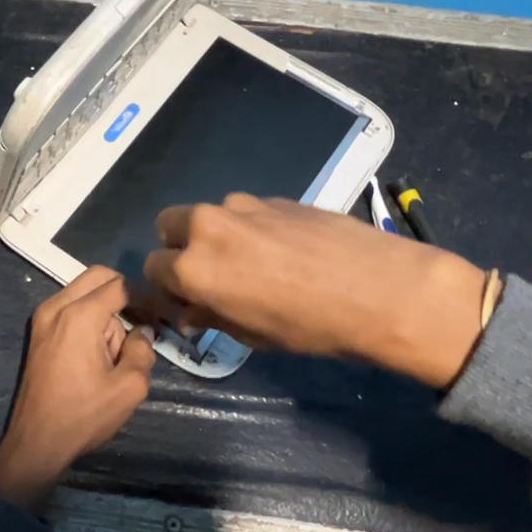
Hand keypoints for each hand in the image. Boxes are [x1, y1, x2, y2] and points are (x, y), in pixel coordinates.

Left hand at [0, 266, 156, 510]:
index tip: (163, 312)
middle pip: (98, 277)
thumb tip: (143, 332)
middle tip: (141, 323)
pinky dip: (88, 319)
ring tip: (114, 352)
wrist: (36, 442)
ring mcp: (42, 318)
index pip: (121, 285)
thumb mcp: (129, 387)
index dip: (147, 295)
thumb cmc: (83, 415)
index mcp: (80, 316)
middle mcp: (57, 307)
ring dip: (104, 311)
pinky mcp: (38, 332)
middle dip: (123, 294)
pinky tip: (97, 353)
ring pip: (84, 293)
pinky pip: (70, 309)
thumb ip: (143, 351)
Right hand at [143, 193, 488, 387]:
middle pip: (168, 226)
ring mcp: (243, 205)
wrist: (378, 288)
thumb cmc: (308, 326)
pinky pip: (245, 212)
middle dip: (179, 248)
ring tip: (253, 262)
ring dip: (216, 236)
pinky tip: (284, 251)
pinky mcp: (276, 197)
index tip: (187, 301)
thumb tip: (193, 309)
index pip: (153, 269)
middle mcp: (208, 227)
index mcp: (193, 266)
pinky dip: (249, 228)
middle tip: (210, 274)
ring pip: (209, 216)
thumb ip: (211, 315)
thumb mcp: (250, 334)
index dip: (167, 288)